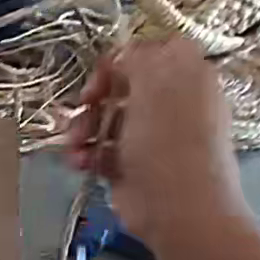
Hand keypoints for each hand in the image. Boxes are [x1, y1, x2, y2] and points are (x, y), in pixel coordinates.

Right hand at [67, 34, 251, 248]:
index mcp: (184, 74)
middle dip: (93, 100)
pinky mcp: (131, 166)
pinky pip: (101, 151)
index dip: (118, 62)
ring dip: (82, 130)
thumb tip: (121, 54)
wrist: (177, 207)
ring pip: (104, 121)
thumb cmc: (169, 140)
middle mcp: (169, 102)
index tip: (99, 80)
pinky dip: (86, 155)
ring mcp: (150, 136)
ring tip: (75, 146)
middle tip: (82, 110)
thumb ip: (136, 57)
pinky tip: (80, 163)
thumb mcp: (154, 83)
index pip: (146, 52)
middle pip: (119, 87)